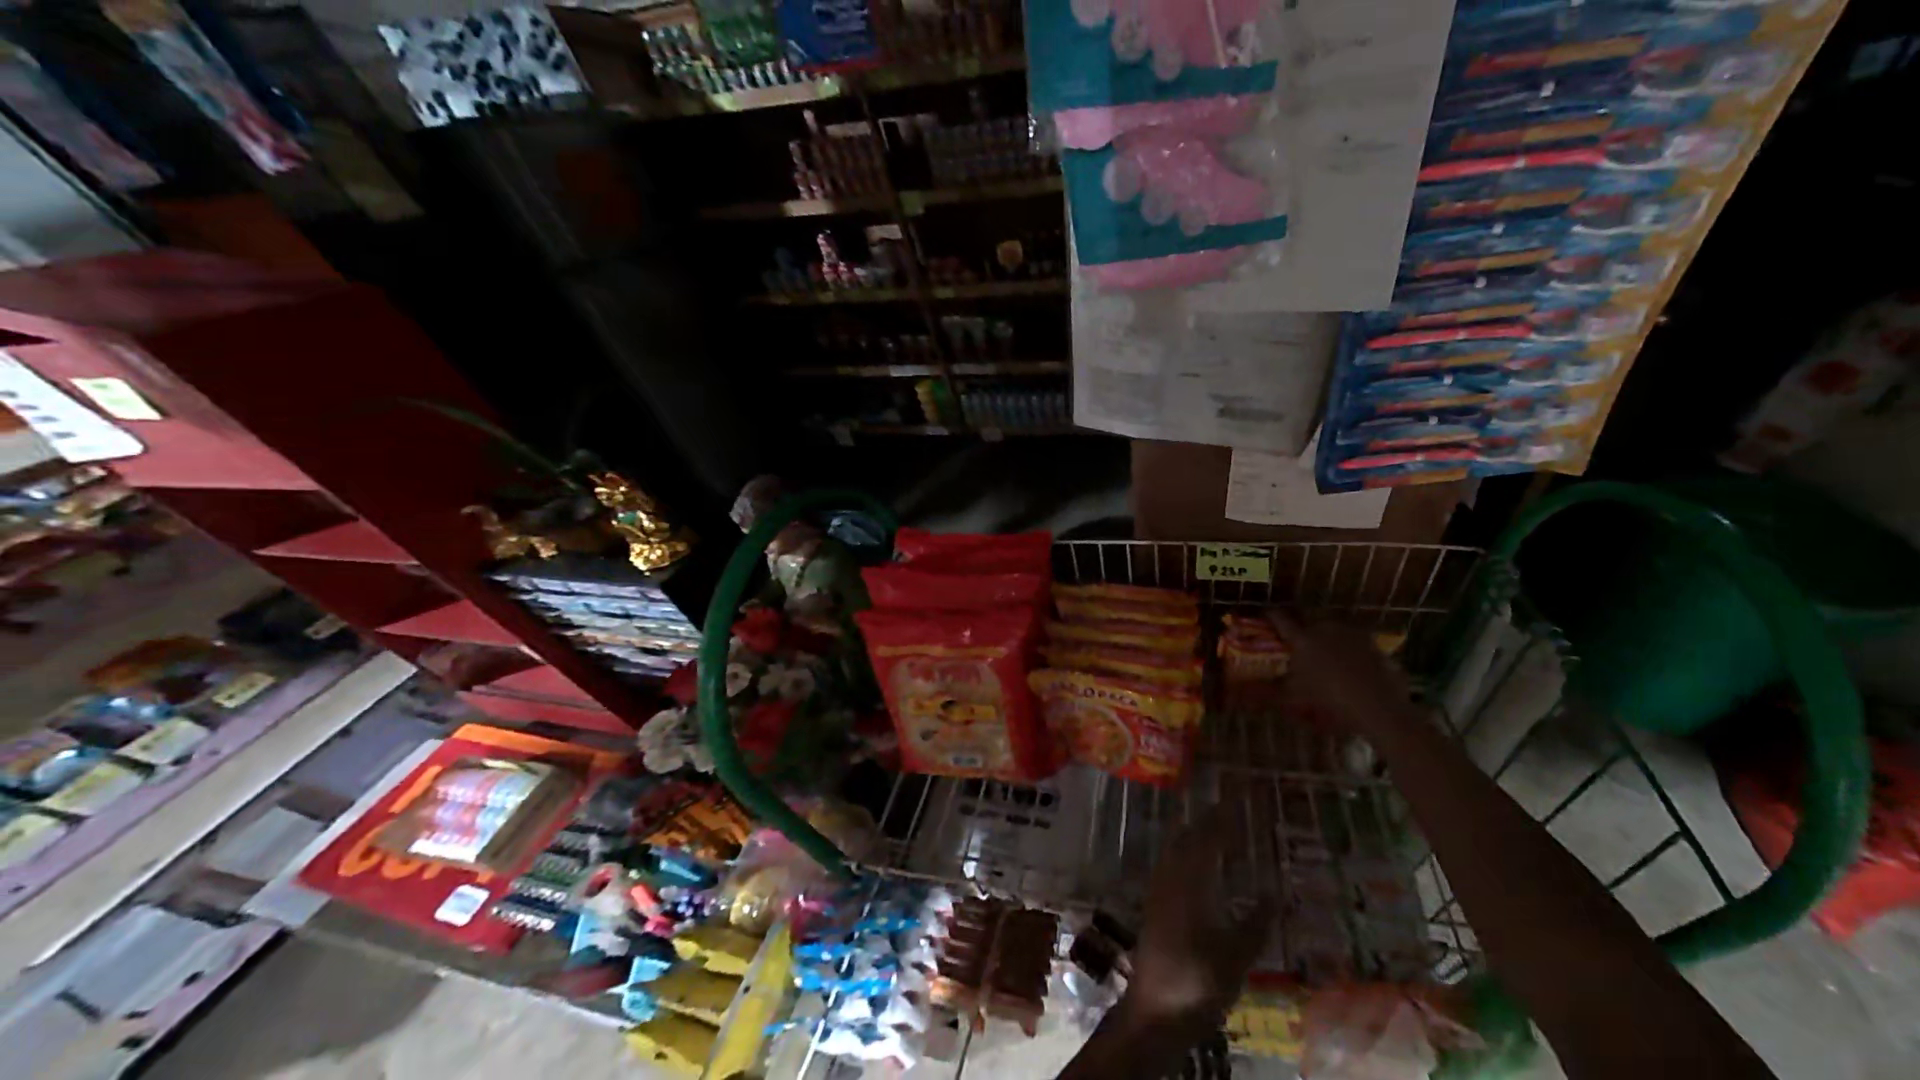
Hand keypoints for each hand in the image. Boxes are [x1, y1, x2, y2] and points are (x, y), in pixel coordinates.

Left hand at [1125, 808, 1276, 1026]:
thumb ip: (1257, 921)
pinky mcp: (1154, 906)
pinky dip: (1187, 854)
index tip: (1238, 799)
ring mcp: (1158, 891)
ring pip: (1176, 850)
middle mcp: (1169, 878)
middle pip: (1187, 838)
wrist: (1156, 1010)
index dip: (1223, 817)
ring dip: (1195, 836)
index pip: (1207, 838)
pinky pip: (1171, 865)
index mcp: (1190, 882)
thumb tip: (1274, 892)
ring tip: (1219, 830)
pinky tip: (1201, 866)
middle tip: (1231, 810)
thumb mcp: (1238, 955)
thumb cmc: (1199, 982)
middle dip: (1208, 821)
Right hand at [1265, 609, 1419, 741]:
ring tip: (1322, 650)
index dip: (1271, 615)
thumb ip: (1265, 693)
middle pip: (1307, 618)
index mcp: (1301, 638)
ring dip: (1324, 634)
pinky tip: (1348, 662)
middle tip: (1295, 637)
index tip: (1265, 614)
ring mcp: (1352, 633)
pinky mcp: (1374, 643)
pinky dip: (1347, 646)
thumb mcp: (1293, 699)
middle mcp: (1324, 628)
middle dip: (1300, 625)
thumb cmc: (1330, 701)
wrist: (1381, 708)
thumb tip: (1237, 693)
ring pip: (1331, 627)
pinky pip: (1353, 639)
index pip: (1280, 619)